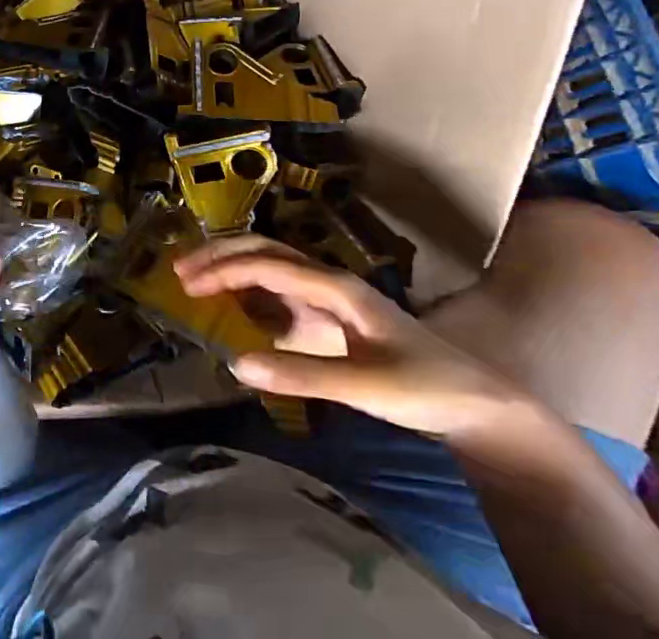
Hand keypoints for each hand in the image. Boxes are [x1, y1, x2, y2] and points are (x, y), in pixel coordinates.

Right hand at [174, 236, 530, 439]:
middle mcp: (328, 283)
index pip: (268, 264)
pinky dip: (247, 291)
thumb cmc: (426, 389)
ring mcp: (329, 299)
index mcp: (336, 288)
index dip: (224, 270)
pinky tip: (233, 307)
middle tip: (179, 270)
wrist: (479, 407)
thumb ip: (301, 374)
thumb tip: (233, 362)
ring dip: (231, 267)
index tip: (187, 283)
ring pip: (270, 267)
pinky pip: (278, 293)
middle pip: (265, 251)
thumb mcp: (365, 388)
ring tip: (194, 279)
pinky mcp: (330, 319)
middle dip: (219, 255)